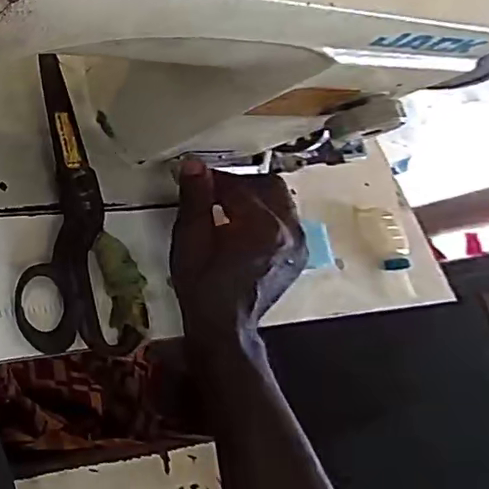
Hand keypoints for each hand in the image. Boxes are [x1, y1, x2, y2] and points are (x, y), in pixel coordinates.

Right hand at [170, 158, 307, 338]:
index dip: (211, 178)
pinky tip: (239, 227)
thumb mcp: (189, 240)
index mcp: (262, 225)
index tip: (191, 177)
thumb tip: (194, 164)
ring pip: (279, 201)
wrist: (223, 325)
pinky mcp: (297, 254)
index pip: (237, 185)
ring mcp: (298, 243)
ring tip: (222, 208)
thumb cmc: (201, 284)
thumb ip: (194, 200)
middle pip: (267, 186)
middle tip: (207, 191)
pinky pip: (284, 221)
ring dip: (251, 197)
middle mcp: (289, 229)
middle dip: (236, 183)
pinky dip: (263, 215)